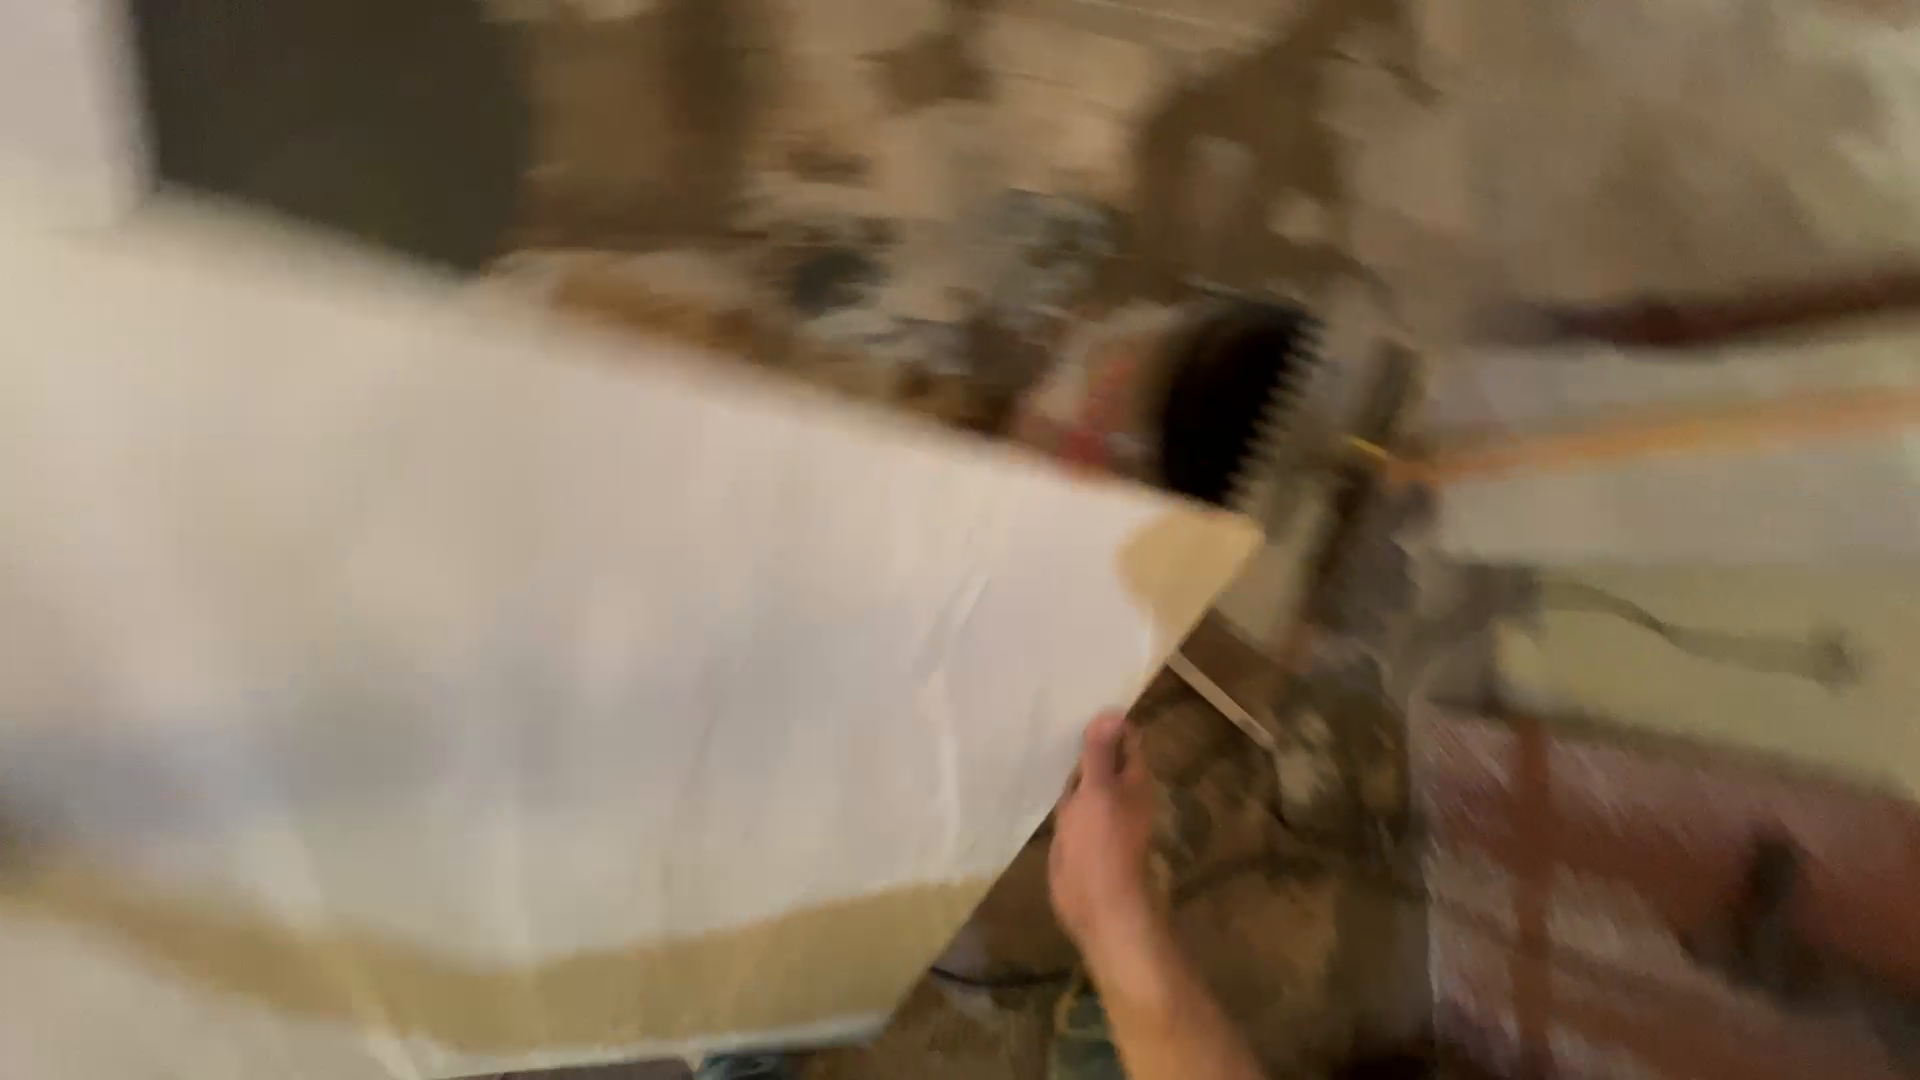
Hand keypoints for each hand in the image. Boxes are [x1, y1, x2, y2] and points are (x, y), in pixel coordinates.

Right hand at [1049, 710, 1158, 960]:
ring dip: (1069, 758)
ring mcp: (1098, 809)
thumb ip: (1101, 753)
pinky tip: (1035, 767)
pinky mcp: (1078, 826)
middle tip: (1053, 703)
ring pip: (1084, 774)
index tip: (1081, 694)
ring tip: (1041, 726)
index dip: (1108, 717)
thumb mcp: (1099, 791)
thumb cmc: (1102, 843)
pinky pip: (1069, 796)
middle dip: (1085, 734)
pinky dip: (1057, 782)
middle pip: (1104, 753)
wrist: (1096, 903)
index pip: (1126, 736)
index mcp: (1134, 779)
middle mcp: (1119, 790)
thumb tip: (1112, 710)